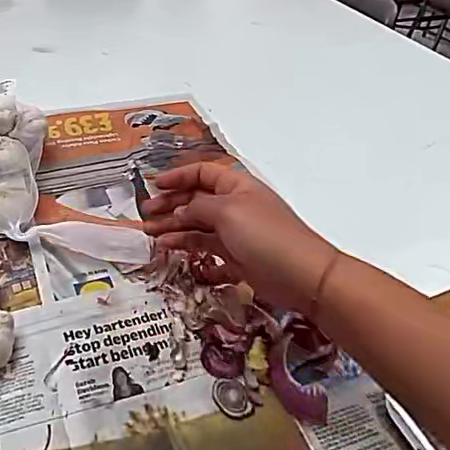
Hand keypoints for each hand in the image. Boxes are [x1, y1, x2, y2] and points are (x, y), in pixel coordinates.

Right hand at [139, 162, 340, 309]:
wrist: (302, 276)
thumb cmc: (266, 236)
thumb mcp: (227, 212)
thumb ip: (197, 208)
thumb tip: (178, 212)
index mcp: (236, 187)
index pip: (203, 173)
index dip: (178, 176)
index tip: (155, 184)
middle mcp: (234, 207)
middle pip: (195, 200)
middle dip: (169, 205)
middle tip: (146, 214)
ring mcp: (235, 233)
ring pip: (196, 225)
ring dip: (172, 227)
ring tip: (150, 234)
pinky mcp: (235, 257)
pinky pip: (205, 248)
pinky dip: (187, 248)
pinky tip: (170, 250)